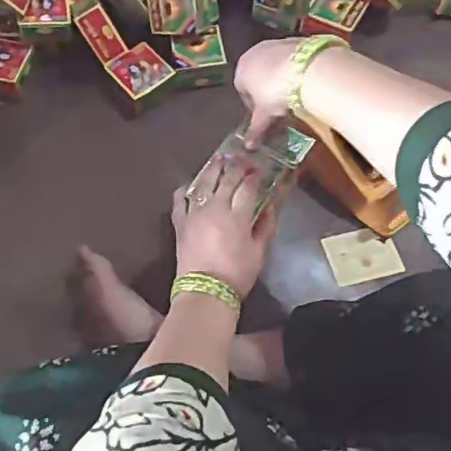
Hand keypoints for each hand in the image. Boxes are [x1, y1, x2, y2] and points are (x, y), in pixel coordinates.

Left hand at [170, 159, 277, 298]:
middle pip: (226, 180)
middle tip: (242, 158)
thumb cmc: (237, 274)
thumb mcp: (259, 252)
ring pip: (203, 183)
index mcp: (237, 216)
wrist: (204, 292)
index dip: (254, 176)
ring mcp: (195, 213)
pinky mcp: (180, 223)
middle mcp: (215, 208)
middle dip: (236, 167)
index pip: (248, 187)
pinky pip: (180, 200)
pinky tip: (190, 186)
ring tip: (218, 160)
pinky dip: (185, 190)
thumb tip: (270, 206)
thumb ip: (265, 226)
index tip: (259, 168)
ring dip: (212, 169)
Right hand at [234, 38, 308, 140]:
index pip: (242, 90)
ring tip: (294, 98)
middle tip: (280, 110)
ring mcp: (275, 44)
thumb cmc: (275, 92)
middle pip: (258, 77)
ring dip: (281, 82)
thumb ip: (255, 130)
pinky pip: (291, 60)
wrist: (306, 67)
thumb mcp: (265, 115)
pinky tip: (304, 83)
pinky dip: (294, 71)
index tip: (264, 117)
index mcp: (241, 69)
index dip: (253, 106)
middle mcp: (255, 52)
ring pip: (274, 67)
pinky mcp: (295, 40)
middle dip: (267, 94)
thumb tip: (248, 147)